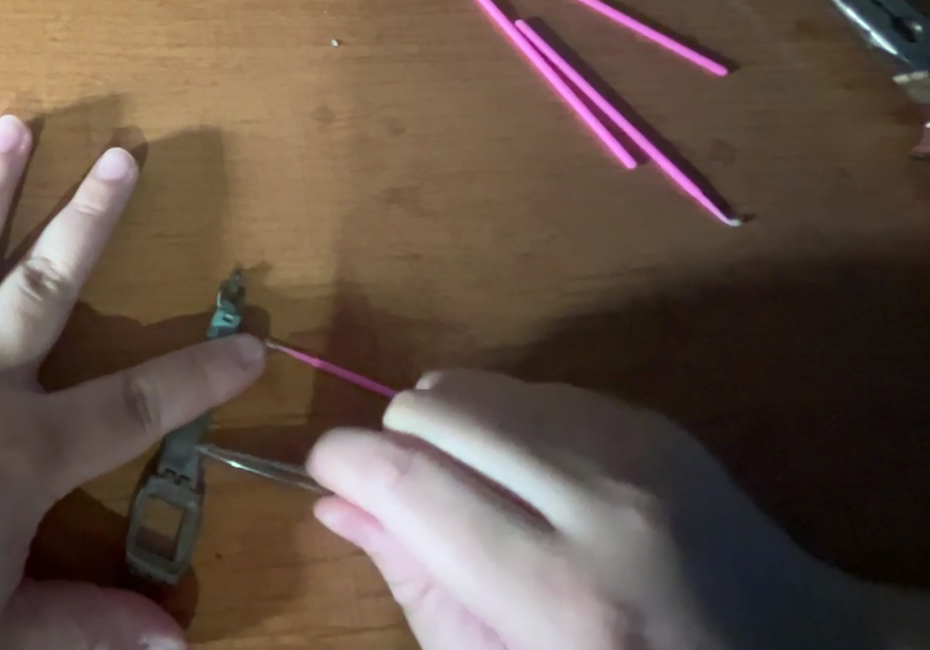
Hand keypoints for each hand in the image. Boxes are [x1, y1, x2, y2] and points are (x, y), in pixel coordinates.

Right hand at [306, 370, 879, 649]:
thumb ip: (415, 585)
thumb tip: (334, 506)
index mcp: (558, 593)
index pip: (397, 474)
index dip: (338, 463)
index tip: (332, 481)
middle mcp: (593, 503)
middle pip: (420, 410)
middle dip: (392, 445)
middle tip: (418, 499)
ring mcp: (628, 448)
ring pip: (461, 384)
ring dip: (442, 427)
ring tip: (478, 484)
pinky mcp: (644, 416)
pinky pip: (515, 386)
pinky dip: (495, 421)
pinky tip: (533, 474)